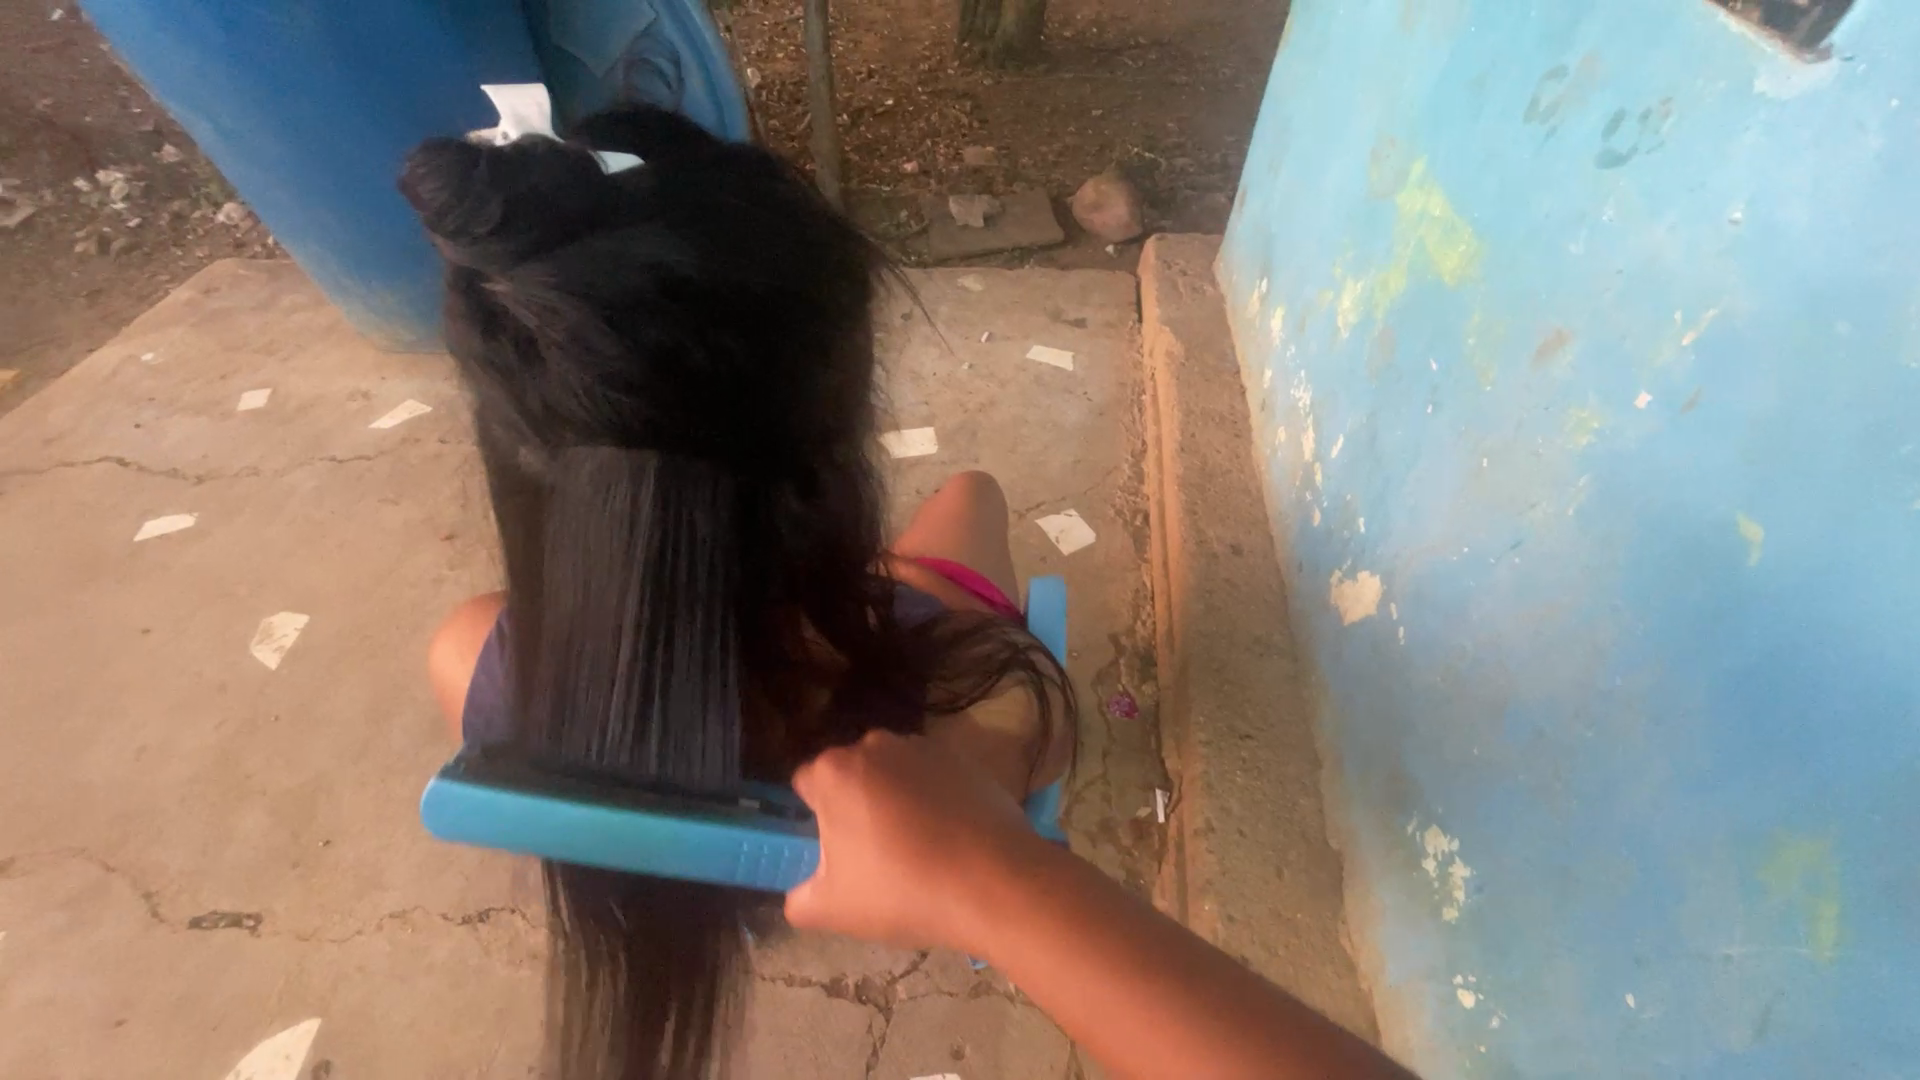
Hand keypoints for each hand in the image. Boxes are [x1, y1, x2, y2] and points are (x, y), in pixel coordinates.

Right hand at [784, 730, 1043, 953]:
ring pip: (891, 772)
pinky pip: (931, 775)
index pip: (806, 783)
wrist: (994, 880)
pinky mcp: (962, 756)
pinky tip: (949, 836)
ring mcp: (923, 746)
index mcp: (836, 771)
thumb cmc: (903, 890)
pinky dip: (932, 796)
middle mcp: (875, 744)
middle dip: (855, 804)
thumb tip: (802, 892)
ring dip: (894, 798)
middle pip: (851, 773)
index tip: (833, 850)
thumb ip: (800, 898)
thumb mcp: (832, 910)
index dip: (814, 816)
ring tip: (917, 848)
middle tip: (873, 855)